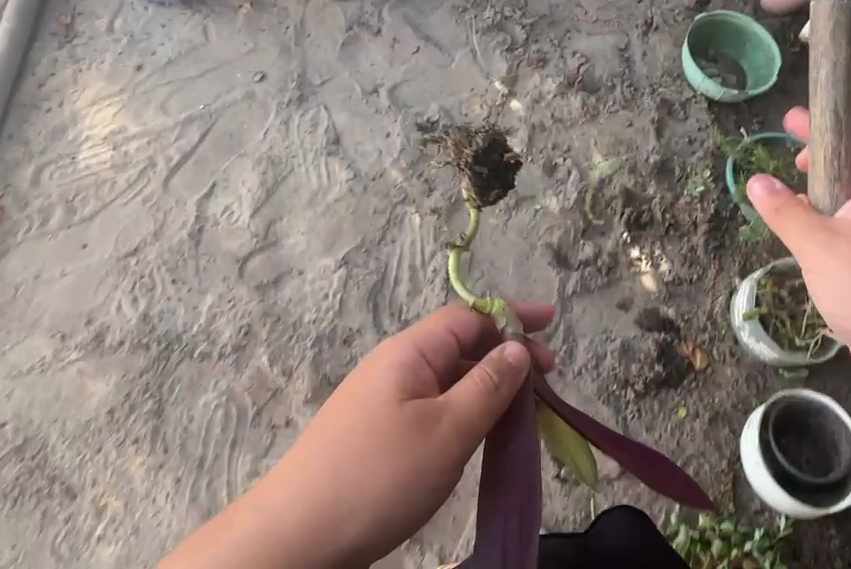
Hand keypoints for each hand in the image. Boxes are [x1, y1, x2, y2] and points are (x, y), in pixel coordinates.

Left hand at [182, 302, 556, 568]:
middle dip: (507, 355)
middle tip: (550, 379)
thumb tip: (518, 347)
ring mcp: (384, 400)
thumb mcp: (446, 431)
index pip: (468, 316)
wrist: (298, 535)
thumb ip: (488, 386)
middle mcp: (396, 366)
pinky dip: (467, 412)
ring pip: (449, 380)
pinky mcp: (379, 434)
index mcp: (410, 352)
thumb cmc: (378, 476)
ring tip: (526, 411)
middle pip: (460, 346)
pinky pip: (434, 407)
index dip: (511, 315)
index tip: (552, 321)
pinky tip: (482, 436)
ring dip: (489, 387)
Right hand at [744, 108, 850, 397]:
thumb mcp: (816, 246)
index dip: (830, 124)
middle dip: (821, 162)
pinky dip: (831, 229)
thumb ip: (784, 211)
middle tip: (788, 165)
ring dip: (823, 200)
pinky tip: (808, 247)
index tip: (792, 122)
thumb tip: (756, 181)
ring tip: (790, 206)